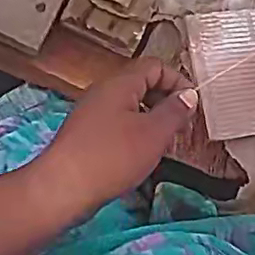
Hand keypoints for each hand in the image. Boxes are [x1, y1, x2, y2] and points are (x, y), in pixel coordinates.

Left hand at [29, 56, 193, 208]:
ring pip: (130, 106)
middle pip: (142, 84)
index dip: (177, 81)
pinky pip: (117, 123)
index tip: (192, 105)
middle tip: (183, 126)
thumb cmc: (111, 157)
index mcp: (119, 84)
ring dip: (152, 119)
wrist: (63, 187)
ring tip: (165, 143)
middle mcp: (103, 92)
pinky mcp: (86, 134)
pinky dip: (135, 132)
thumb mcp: (153, 133)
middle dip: (166, 101)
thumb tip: (188, 95)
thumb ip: (174, 111)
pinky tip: (141, 154)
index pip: (155, 66)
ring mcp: (92, 112)